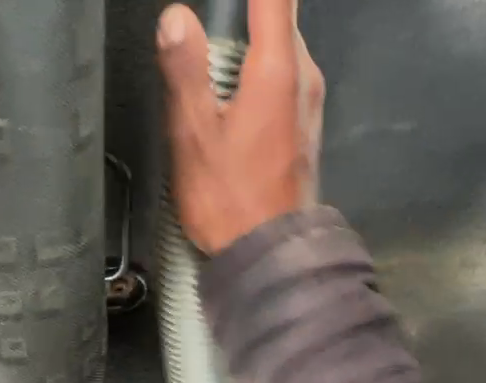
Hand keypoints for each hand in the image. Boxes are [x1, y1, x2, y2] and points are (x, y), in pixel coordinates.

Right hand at [156, 0, 324, 255]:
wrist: (269, 254)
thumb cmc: (229, 198)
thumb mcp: (194, 137)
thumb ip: (185, 73)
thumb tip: (175, 17)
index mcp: (277, 68)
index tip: (217, 3)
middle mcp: (304, 75)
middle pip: (280, 18)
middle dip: (251, 10)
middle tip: (215, 21)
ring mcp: (310, 102)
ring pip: (283, 50)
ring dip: (255, 42)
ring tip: (220, 50)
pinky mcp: (306, 128)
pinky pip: (285, 80)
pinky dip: (262, 72)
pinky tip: (235, 95)